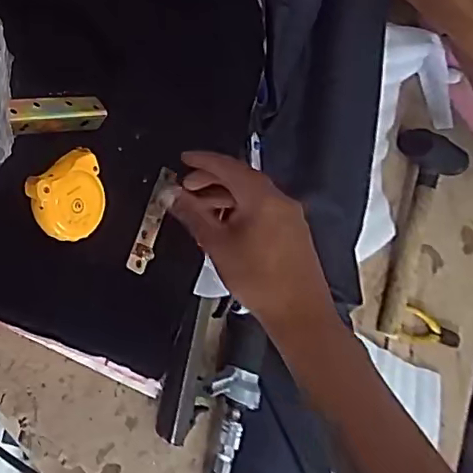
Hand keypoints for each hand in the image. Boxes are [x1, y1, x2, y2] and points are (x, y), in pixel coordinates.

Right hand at [168, 151, 333, 331]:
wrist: (300, 314)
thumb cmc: (258, 279)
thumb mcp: (217, 244)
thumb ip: (193, 214)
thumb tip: (172, 195)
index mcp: (261, 197)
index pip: (227, 166)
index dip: (202, 161)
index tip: (184, 158)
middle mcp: (279, 199)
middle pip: (240, 178)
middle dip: (210, 180)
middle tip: (185, 187)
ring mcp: (289, 215)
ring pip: (251, 194)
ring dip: (223, 196)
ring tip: (199, 208)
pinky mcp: (292, 230)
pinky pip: (261, 208)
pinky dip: (239, 208)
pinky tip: (223, 224)